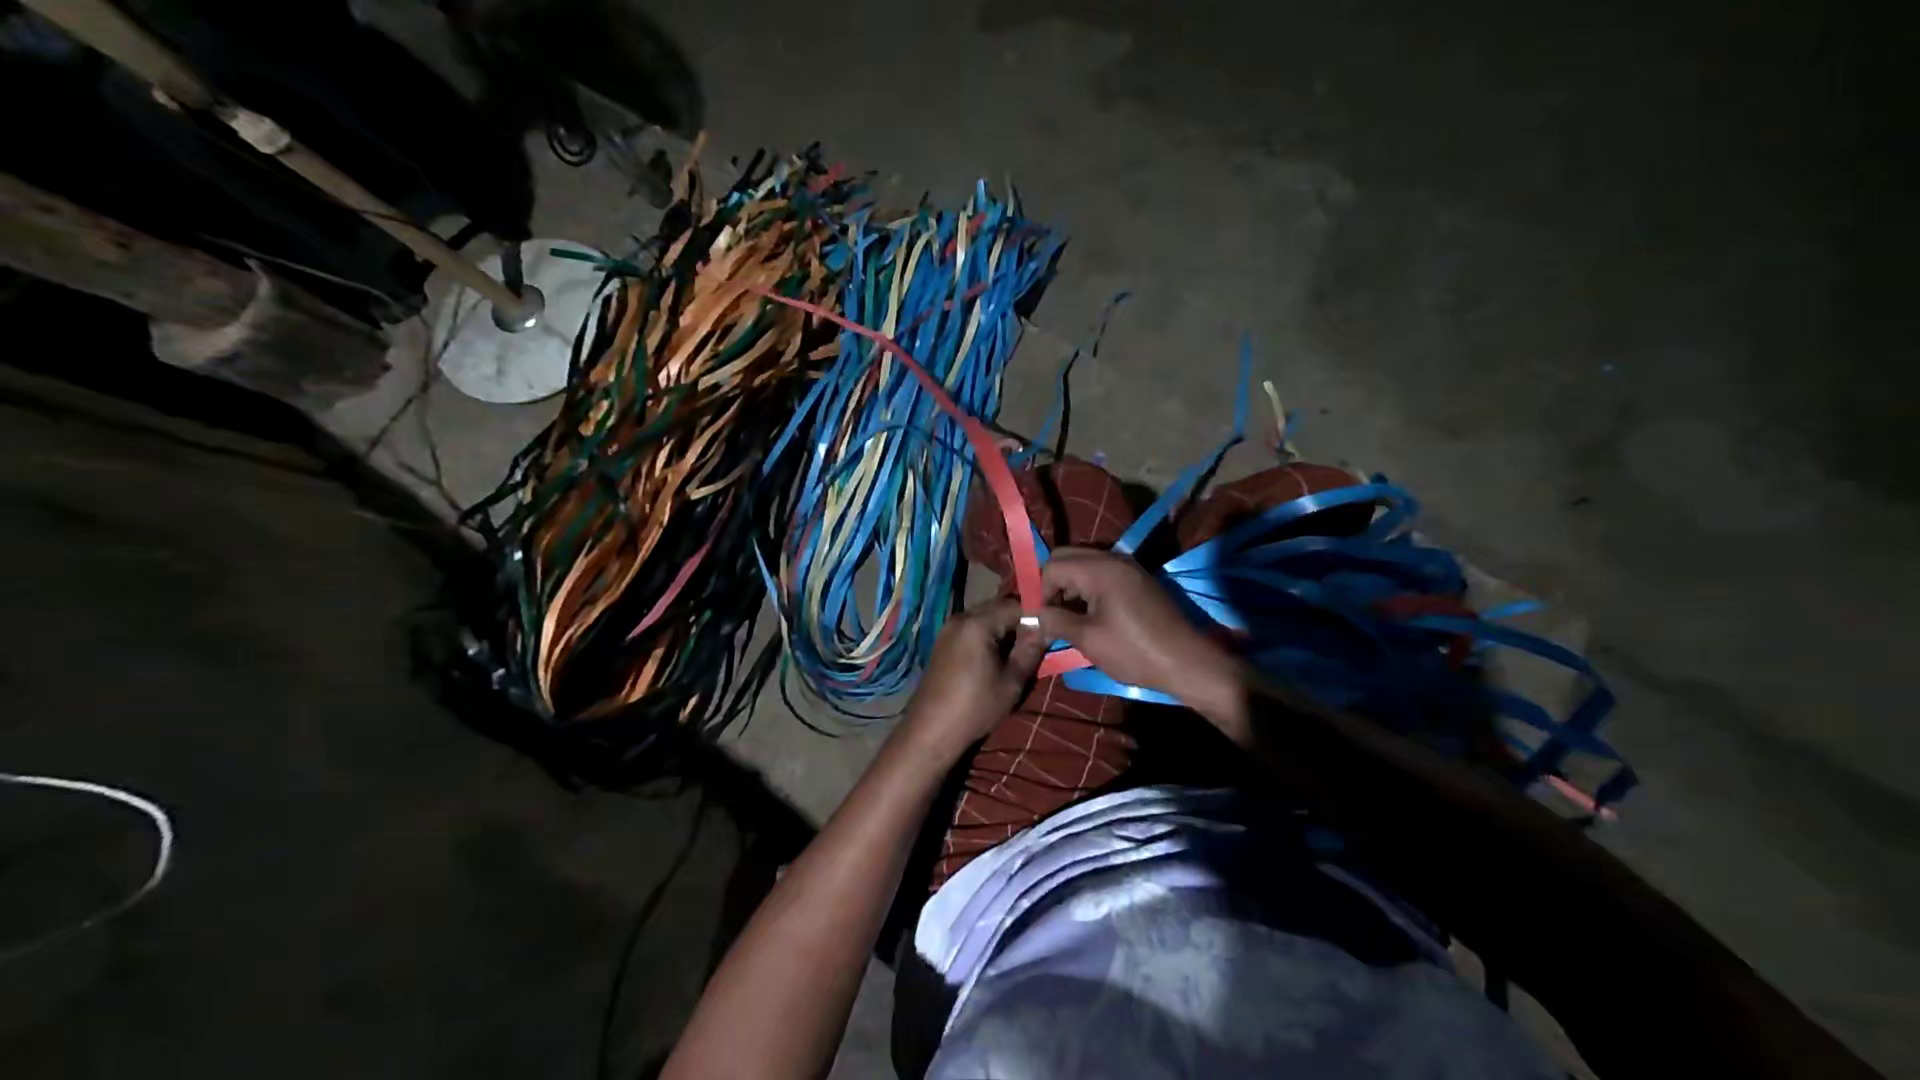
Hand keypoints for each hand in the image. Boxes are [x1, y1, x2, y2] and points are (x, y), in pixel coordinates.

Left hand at [901, 597, 1046, 757]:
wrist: (930, 730)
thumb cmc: (975, 707)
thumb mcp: (1011, 681)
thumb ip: (1030, 650)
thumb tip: (1047, 628)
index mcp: (977, 623)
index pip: (1016, 605)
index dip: (1037, 614)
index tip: (1053, 627)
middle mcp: (960, 618)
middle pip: (998, 607)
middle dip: (1020, 619)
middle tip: (1039, 638)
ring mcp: (948, 628)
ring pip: (984, 617)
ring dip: (1003, 627)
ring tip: (1021, 648)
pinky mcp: (942, 641)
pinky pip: (971, 627)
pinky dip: (987, 634)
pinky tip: (998, 654)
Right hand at [1038, 548, 1248, 733]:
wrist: (1187, 662)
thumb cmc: (1135, 651)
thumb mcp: (1088, 639)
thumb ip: (1055, 621)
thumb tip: (1033, 616)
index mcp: (1100, 569)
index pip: (1052, 566)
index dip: (1040, 592)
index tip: (1042, 619)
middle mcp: (1114, 559)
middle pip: (1067, 557)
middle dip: (1052, 584)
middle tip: (1050, 614)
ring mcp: (1128, 568)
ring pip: (1084, 564)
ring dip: (1070, 586)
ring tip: (1067, 619)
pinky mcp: (1137, 580)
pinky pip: (1101, 573)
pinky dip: (1088, 589)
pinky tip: (1088, 616)